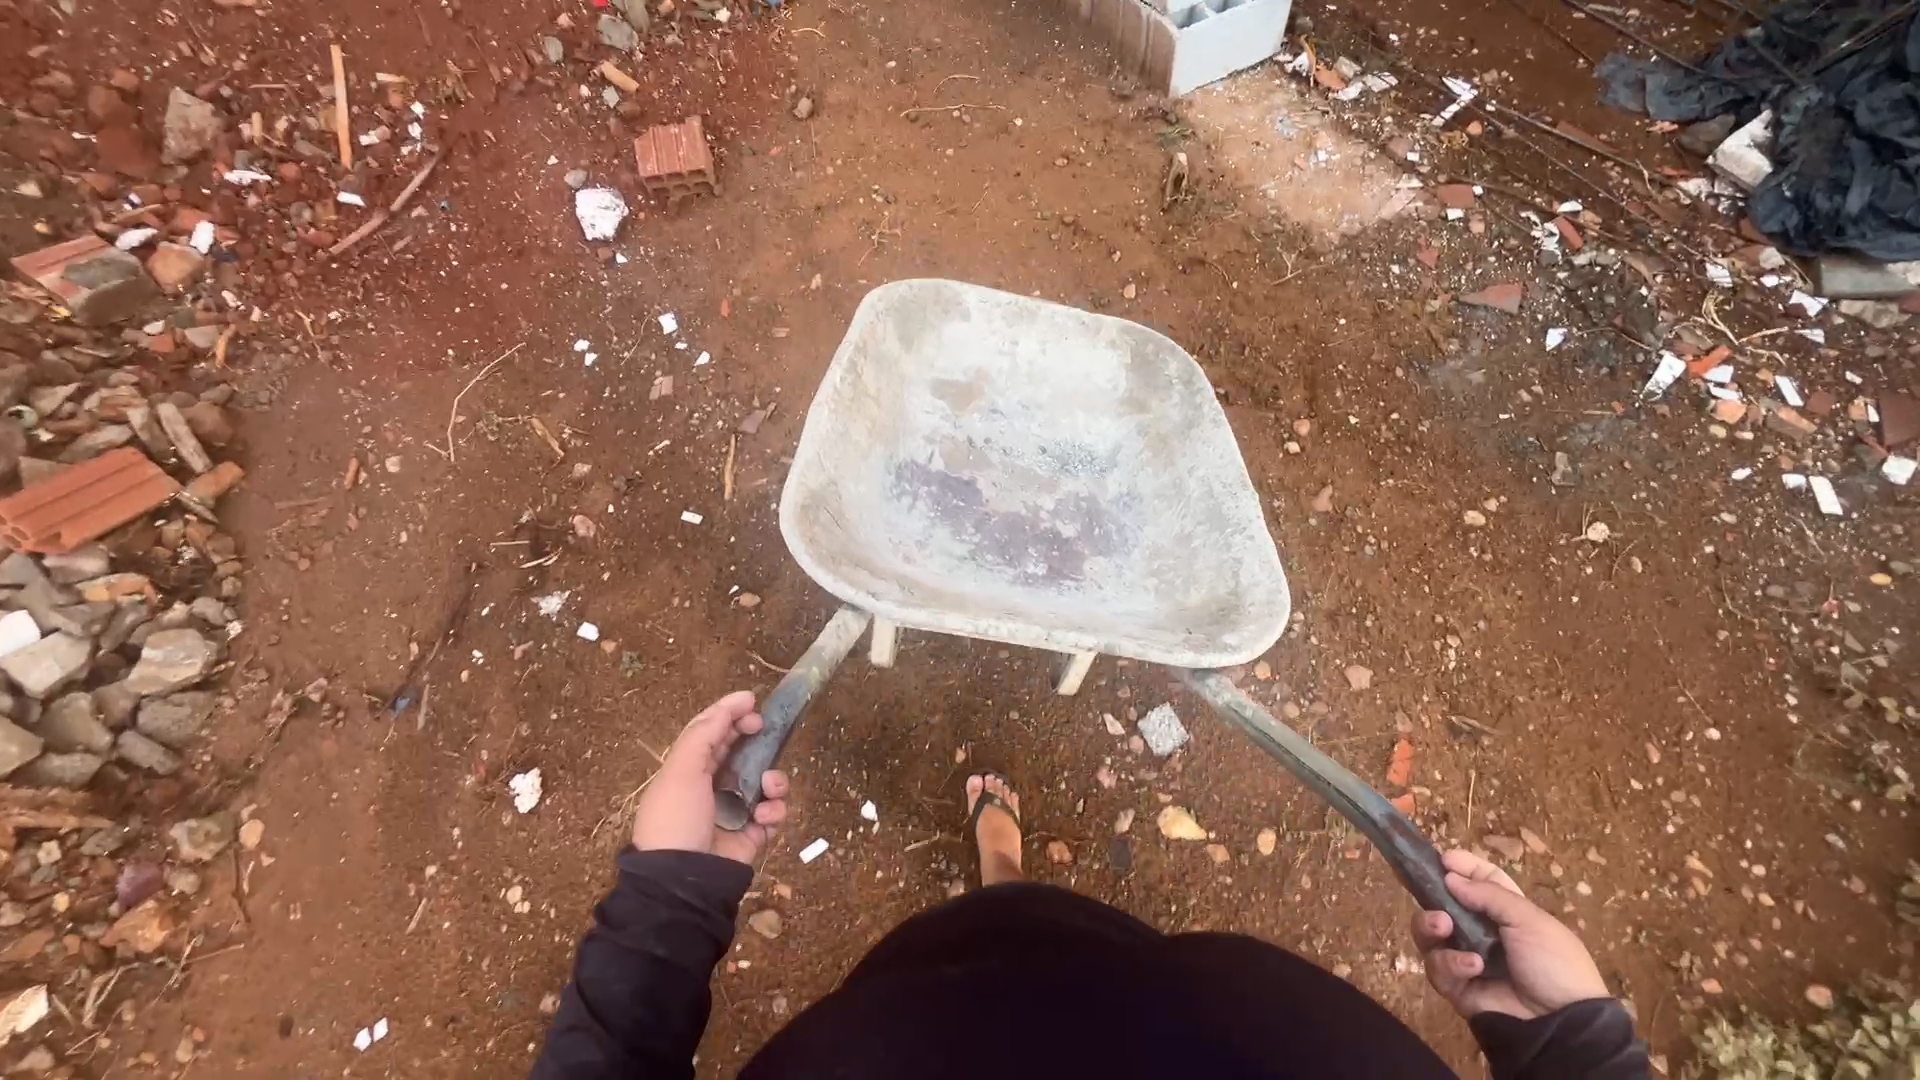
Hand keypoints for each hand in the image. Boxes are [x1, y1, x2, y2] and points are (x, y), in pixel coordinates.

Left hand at [631, 691, 788, 864]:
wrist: (683, 881)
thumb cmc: (676, 818)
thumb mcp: (682, 768)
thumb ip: (707, 731)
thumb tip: (739, 700)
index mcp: (689, 769)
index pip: (713, 732)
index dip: (731, 714)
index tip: (752, 703)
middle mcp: (713, 785)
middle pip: (743, 751)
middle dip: (756, 738)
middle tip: (764, 730)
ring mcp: (736, 809)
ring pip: (766, 780)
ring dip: (774, 778)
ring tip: (769, 787)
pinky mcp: (754, 832)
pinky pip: (774, 812)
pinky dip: (774, 811)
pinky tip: (763, 817)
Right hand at [1411, 849, 1610, 1019]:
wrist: (1564, 1024)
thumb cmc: (1555, 963)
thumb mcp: (1531, 921)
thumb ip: (1489, 895)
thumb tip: (1449, 876)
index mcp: (1505, 912)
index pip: (1479, 879)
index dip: (1462, 866)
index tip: (1443, 858)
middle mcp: (1480, 931)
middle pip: (1441, 902)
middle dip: (1431, 895)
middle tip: (1434, 894)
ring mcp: (1464, 957)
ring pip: (1428, 934)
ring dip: (1430, 926)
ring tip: (1443, 927)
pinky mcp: (1455, 985)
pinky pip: (1438, 967)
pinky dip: (1451, 963)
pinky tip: (1472, 966)